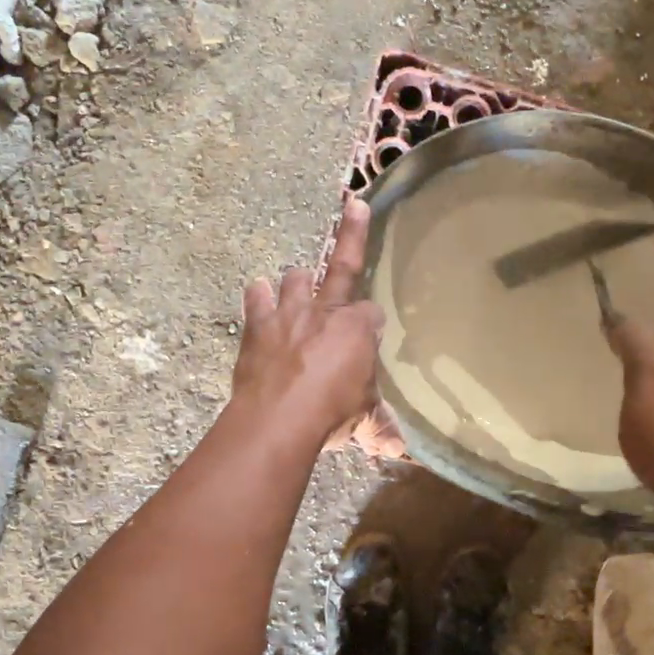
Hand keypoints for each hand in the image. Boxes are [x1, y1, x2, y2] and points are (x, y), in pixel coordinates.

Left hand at [231, 198, 385, 440]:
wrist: (278, 420)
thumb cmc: (329, 415)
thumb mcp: (362, 420)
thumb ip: (378, 427)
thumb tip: (397, 449)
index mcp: (358, 329)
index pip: (372, 315)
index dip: (371, 326)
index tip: (369, 338)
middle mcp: (325, 310)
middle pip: (342, 264)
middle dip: (353, 232)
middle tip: (354, 205)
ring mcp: (288, 313)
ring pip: (294, 278)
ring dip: (296, 282)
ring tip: (295, 287)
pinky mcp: (257, 325)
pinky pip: (257, 299)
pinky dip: (258, 297)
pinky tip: (258, 294)